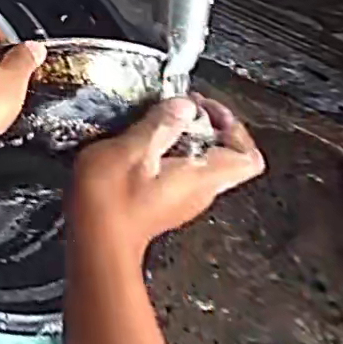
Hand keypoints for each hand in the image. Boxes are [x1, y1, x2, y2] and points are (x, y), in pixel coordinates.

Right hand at [70, 97, 263, 253]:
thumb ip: (159, 126)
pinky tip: (141, 140)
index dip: (232, 126)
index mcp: (200, 178)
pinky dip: (169, 149)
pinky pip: (182, 169)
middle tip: (175, 104)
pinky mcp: (166, 199)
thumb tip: (186, 105)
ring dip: (184, 135)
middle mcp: (200, 190)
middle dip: (205, 124)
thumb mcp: (131, 151)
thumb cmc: (111, 197)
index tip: (201, 106)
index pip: (247, 157)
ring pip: (203, 161)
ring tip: (154, 117)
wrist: (95, 238)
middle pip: (226, 156)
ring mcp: (183, 198)